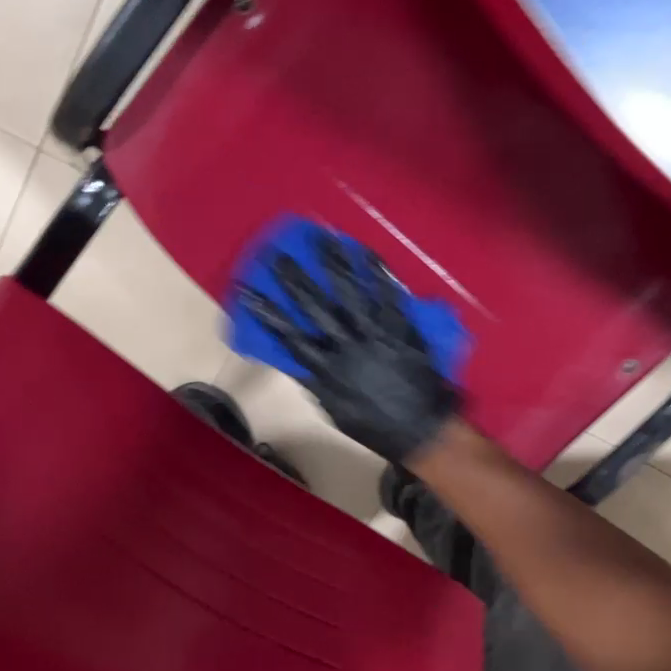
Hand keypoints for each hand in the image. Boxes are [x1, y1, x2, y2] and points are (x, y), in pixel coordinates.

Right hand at [238, 236, 460, 461]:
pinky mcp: (402, 329)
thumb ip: (316, 384)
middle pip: (316, 308)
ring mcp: (376, 336)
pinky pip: (387, 297)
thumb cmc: (376, 426)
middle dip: (295, 280)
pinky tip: (366, 252)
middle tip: (279, 256)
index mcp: (327, 371)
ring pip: (351, 294)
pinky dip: (376, 274)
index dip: (268, 313)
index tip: (248, 291)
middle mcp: (347, 348)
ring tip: (322, 239)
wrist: (422, 431)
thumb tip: (296, 363)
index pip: (290, 336)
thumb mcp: (335, 411)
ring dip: (335, 265)